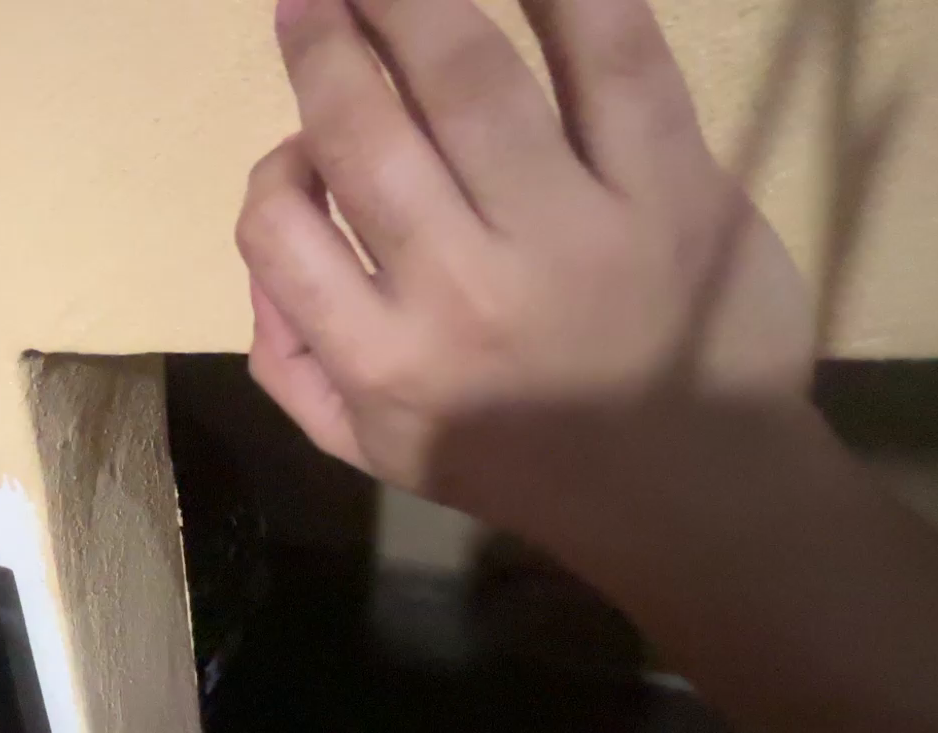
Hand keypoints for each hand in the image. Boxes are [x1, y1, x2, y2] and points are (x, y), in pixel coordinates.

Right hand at [237, 0, 814, 531]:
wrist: (672, 481)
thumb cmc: (492, 461)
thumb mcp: (356, 444)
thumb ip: (286, 364)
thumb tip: (264, 264)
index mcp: (375, 355)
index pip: (278, 232)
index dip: (267, 179)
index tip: (289, 165)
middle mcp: (457, 286)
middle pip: (366, 138)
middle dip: (323, 50)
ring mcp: (568, 229)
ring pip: (474, 85)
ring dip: (411, 4)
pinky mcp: (673, 187)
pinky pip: (618, 63)